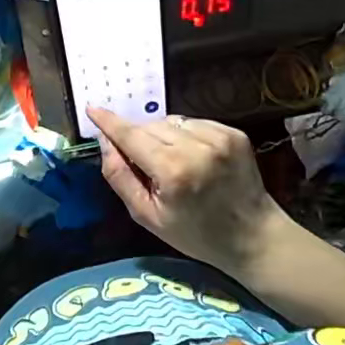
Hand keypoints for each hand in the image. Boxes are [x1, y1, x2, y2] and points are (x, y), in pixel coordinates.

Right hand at [88, 108, 292, 276]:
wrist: (253, 236)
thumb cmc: (194, 234)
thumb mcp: (147, 216)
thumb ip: (120, 177)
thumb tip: (105, 143)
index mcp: (172, 170)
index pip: (131, 136)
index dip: (109, 122)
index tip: (92, 108)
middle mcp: (196, 146)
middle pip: (149, 126)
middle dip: (137, 137)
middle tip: (140, 162)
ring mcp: (219, 137)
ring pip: (171, 121)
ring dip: (160, 135)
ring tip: (168, 162)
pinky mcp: (234, 133)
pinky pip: (194, 123)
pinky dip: (184, 135)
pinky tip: (191, 157)